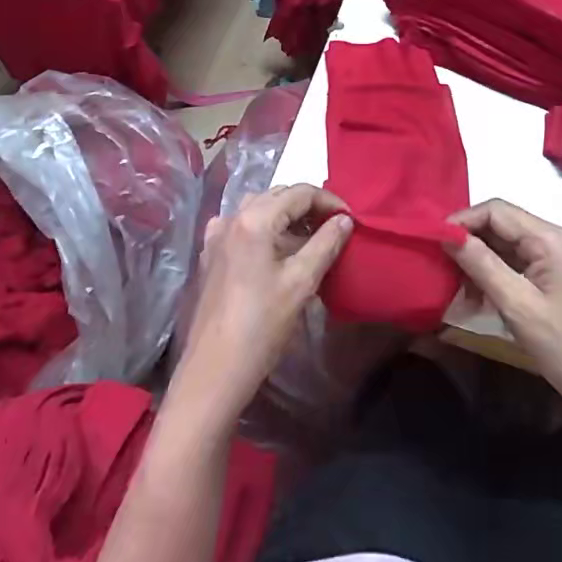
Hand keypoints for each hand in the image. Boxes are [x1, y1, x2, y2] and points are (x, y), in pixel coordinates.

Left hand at [180, 184, 353, 414]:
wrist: (215, 369)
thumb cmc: (262, 325)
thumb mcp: (302, 281)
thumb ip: (327, 243)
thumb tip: (345, 220)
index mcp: (254, 219)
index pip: (300, 193)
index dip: (330, 201)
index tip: (351, 219)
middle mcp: (231, 218)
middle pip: (278, 196)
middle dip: (309, 206)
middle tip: (336, 227)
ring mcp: (216, 236)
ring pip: (260, 209)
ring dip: (288, 216)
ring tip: (312, 237)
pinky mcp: (211, 255)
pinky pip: (243, 227)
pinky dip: (266, 228)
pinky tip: (279, 250)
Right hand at [444, 200, 561, 425]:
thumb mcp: (517, 305)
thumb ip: (481, 264)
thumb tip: (447, 235)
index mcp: (554, 239)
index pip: (499, 211)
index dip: (463, 220)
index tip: (434, 240)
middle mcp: (559, 240)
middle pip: (503, 225)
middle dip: (470, 242)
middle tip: (440, 265)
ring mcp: (560, 259)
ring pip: (508, 245)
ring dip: (479, 261)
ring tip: (456, 286)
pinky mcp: (557, 278)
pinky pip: (518, 264)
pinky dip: (495, 275)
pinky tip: (476, 297)